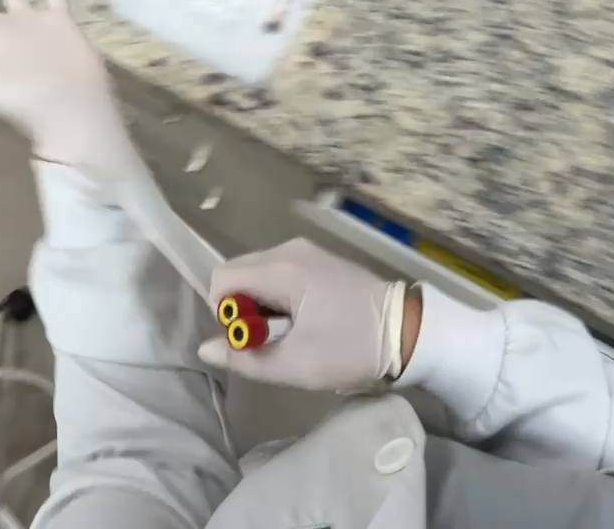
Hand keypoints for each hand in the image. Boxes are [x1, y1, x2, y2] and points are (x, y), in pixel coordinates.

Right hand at [197, 238, 416, 391]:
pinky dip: (277, 297)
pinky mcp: (317, 259)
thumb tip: (206, 349)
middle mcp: (289, 249)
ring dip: (260, 305)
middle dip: (241, 310)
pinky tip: (302, 321)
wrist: (408, 330)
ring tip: (289, 334)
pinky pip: (278, 272)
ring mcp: (305, 251)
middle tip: (270, 342)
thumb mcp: (297, 365)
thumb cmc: (351, 347)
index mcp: (282, 268)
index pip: (222, 278)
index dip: (225, 314)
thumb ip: (247, 359)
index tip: (251, 341)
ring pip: (258, 273)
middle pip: (238, 273)